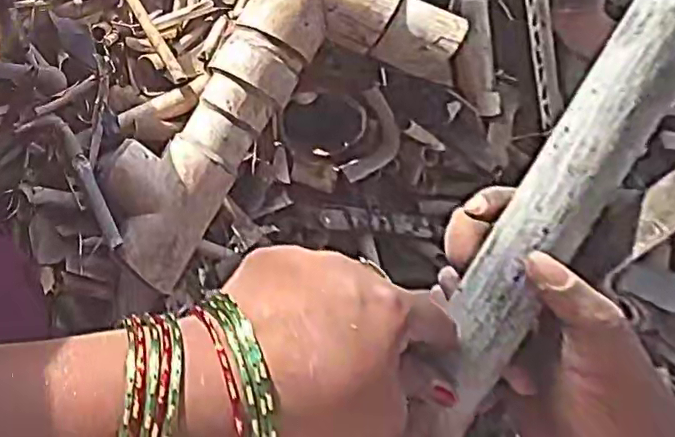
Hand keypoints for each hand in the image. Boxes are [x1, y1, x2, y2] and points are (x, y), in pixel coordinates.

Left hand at [220, 247, 457, 436]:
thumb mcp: (385, 416)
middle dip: (381, 326)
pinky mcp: (266, 258)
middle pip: (380, 296)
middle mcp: (345, 269)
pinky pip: (296, 277)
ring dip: (336, 308)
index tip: (436, 356)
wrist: (234, 371)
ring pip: (334, 283)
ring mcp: (303, 259)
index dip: (439, 343)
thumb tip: (420, 380)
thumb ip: (413, 391)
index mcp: (388, 304)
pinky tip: (290, 331)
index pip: (435, 318)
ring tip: (321, 350)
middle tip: (372, 362)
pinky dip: (299, 298)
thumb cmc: (305, 397)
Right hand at [441, 188, 674, 436]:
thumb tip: (540, 259)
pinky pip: (455, 314)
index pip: (533, 225)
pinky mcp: (487, 343)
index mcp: (576, 287)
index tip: (479, 211)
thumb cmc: (634, 427)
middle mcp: (540, 296)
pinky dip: (453, 321)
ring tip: (479, 316)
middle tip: (467, 260)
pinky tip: (471, 339)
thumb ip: (587, 308)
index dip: (501, 207)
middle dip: (468, 245)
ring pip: (465, 276)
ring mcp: (512, 319)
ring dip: (461, 291)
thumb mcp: (617, 360)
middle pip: (487, 242)